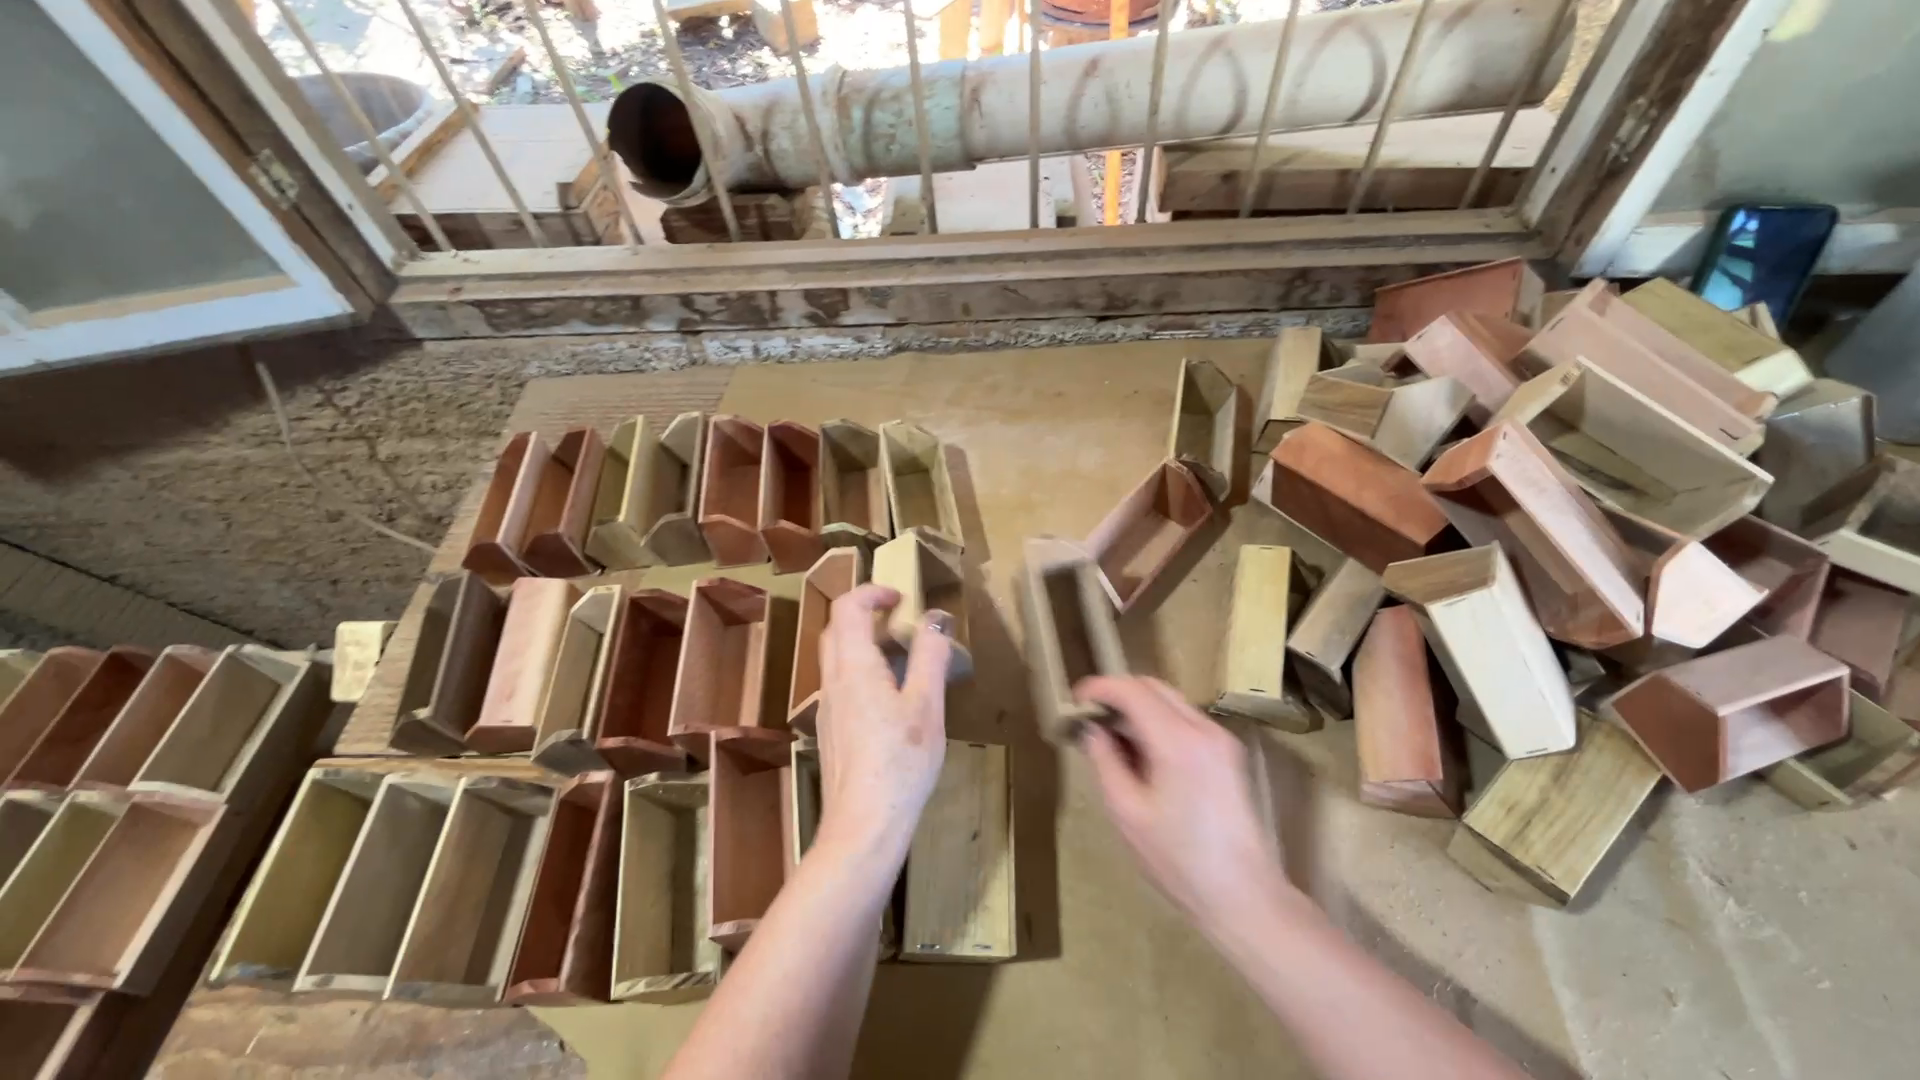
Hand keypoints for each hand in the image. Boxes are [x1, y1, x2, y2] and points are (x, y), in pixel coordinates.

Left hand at [815, 584, 953, 858]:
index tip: (901, 597)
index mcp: (854, 666)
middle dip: (864, 613)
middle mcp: (833, 681)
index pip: (848, 607)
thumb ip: (930, 657)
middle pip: (836, 629)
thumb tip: (935, 620)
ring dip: (863, 643)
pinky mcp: (832, 731)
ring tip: (902, 657)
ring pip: (837, 658)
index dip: (871, 592)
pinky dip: (863, 671)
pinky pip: (842, 684)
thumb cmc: (900, 761)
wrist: (864, 822)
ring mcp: (828, 708)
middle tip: (899, 620)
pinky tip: (892, 699)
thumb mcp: (926, 705)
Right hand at [1073, 676, 1294, 929]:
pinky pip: (1186, 720)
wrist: (1243, 894)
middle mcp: (1204, 729)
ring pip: (1171, 701)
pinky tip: (1143, 755)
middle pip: (1154, 686)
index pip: (1132, 690)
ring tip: (1112, 739)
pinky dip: (1159, 723)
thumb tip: (1093, 730)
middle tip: (1091, 719)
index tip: (1075, 701)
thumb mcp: (1128, 813)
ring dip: (1139, 708)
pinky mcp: (1229, 754)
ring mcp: (1222, 740)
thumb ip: (1106, 762)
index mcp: (1178, 741)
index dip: (1100, 688)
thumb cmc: (1178, 860)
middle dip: (1119, 694)